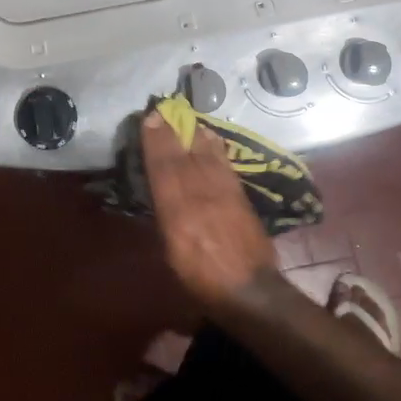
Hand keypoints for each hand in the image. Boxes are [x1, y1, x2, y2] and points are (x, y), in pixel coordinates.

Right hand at [141, 111, 278, 313]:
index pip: (163, 168)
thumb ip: (167, 219)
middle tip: (164, 110)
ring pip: (206, 155)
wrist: (250, 291)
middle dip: (172, 131)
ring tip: (187, 117)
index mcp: (177, 212)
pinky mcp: (241, 196)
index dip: (156, 141)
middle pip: (183, 156)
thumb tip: (161, 195)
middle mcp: (199, 195)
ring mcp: (223, 193)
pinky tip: (211, 137)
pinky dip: (216, 147)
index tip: (151, 118)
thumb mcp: (172, 252)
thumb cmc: (201, 279)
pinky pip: (225, 163)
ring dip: (195, 133)